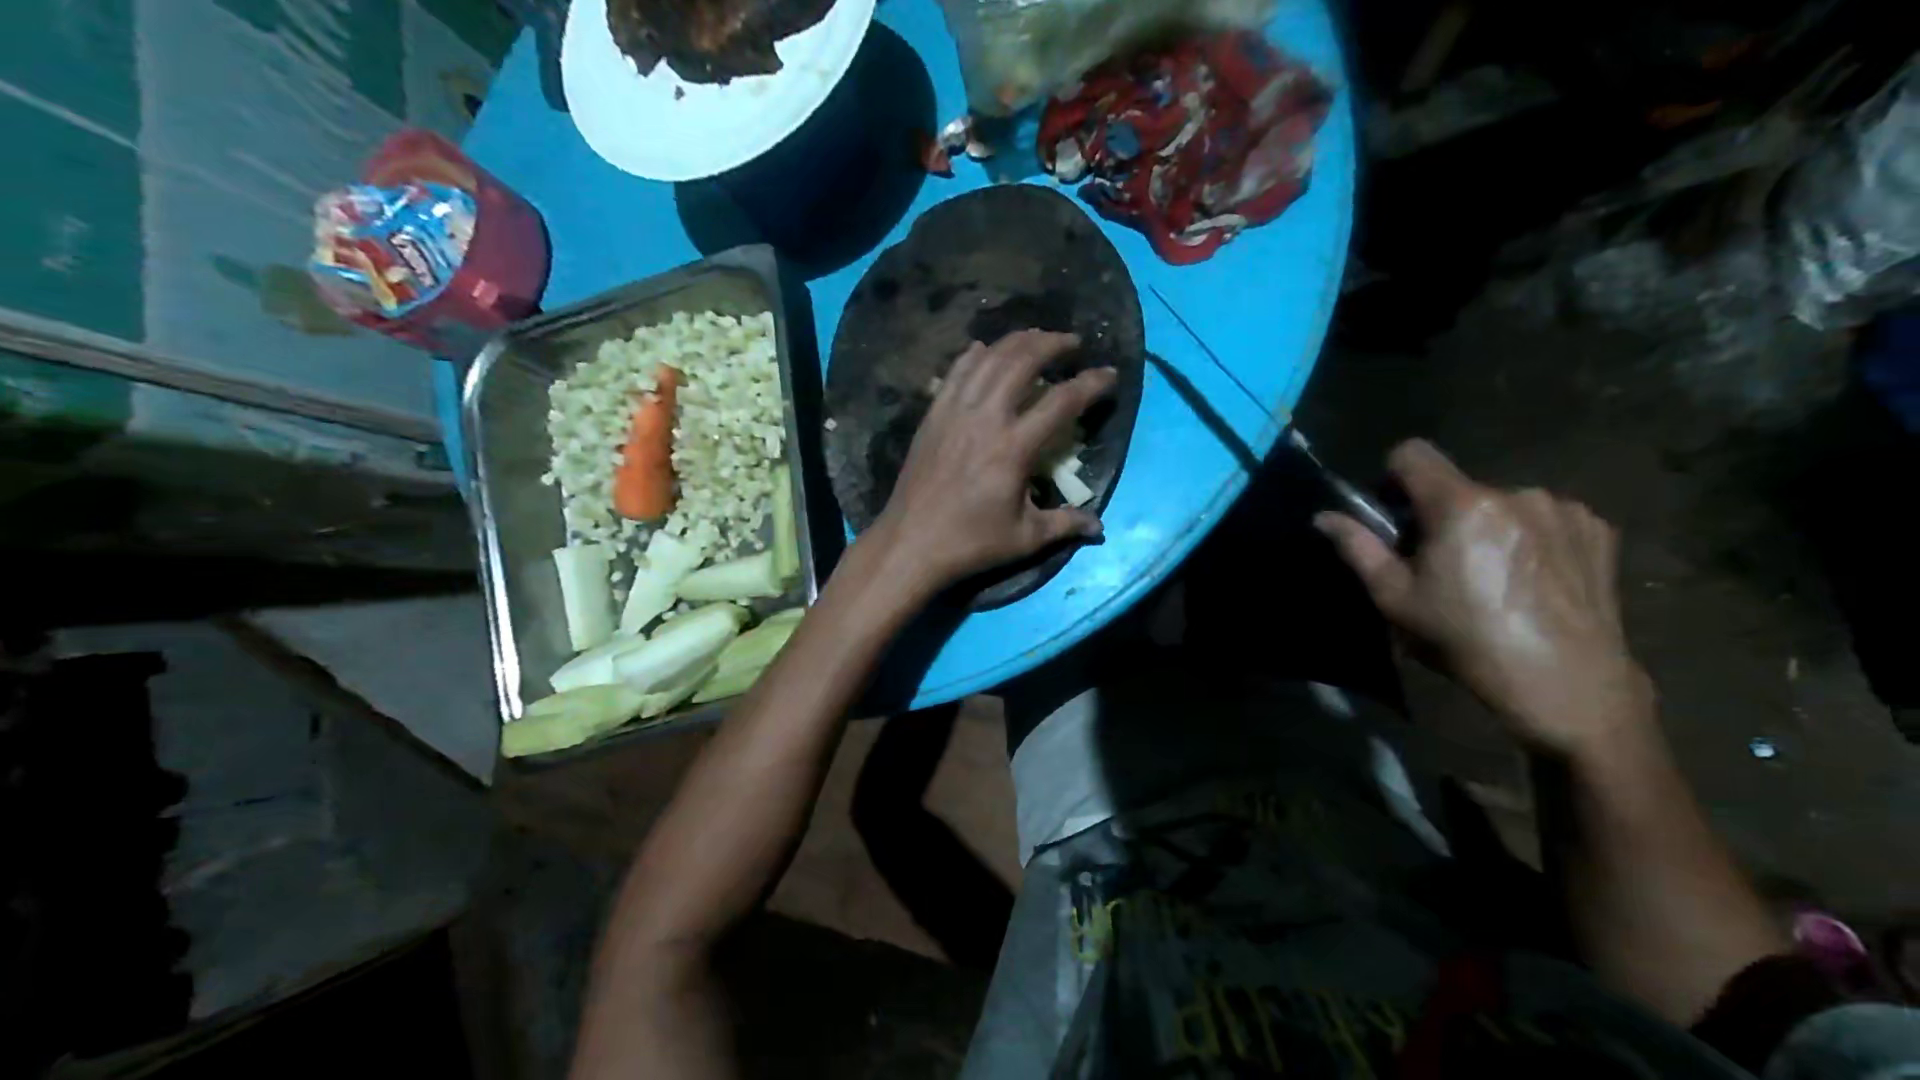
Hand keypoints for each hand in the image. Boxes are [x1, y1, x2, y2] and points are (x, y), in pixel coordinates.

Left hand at [866, 330, 1115, 591]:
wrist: (910, 543)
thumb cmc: (971, 543)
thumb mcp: (1025, 538)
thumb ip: (1065, 524)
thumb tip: (1099, 527)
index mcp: (1013, 448)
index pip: (1062, 401)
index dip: (1091, 383)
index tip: (1110, 374)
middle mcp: (985, 418)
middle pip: (1022, 362)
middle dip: (1052, 344)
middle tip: (1072, 343)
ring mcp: (954, 412)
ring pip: (988, 360)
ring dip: (1016, 342)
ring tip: (1036, 337)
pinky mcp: (932, 416)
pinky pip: (955, 372)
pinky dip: (974, 355)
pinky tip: (984, 349)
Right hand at [1315, 439, 1653, 757]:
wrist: (1568, 683)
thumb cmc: (1466, 640)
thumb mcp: (1396, 599)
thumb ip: (1358, 548)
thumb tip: (1323, 517)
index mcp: (1460, 505)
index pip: (1412, 454)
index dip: (1393, 477)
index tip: (1394, 515)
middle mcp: (1514, 493)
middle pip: (1457, 486)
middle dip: (1441, 513)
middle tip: (1441, 563)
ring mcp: (1562, 509)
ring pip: (1502, 503)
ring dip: (1487, 525)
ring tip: (1493, 575)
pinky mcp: (1598, 529)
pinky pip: (1545, 517)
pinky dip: (1529, 536)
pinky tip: (1532, 578)